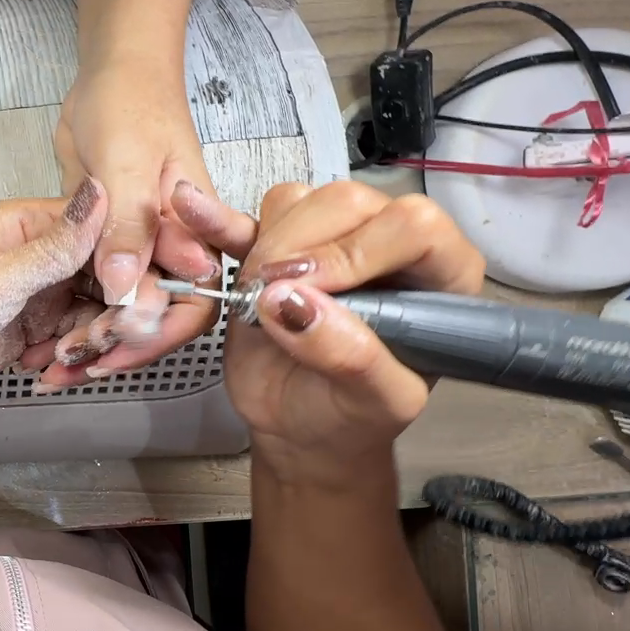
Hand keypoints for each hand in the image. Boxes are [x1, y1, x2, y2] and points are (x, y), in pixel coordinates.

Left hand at [0, 178, 107, 411]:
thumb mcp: (0, 277)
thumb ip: (56, 244)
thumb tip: (99, 187)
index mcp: (25, 224)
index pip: (101, 228)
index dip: (127, 262)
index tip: (137, 294)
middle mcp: (38, 253)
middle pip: (106, 273)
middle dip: (113, 310)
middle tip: (105, 337)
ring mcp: (38, 292)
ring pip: (96, 309)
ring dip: (90, 337)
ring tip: (63, 356)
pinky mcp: (35, 327)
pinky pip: (76, 336)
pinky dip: (70, 355)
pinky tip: (45, 366)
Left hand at [48, 56, 223, 380]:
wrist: (107, 74)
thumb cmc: (128, 104)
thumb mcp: (120, 168)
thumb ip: (120, 227)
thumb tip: (126, 286)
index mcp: (182, 227)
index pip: (190, 295)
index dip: (156, 330)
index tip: (114, 348)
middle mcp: (156, 241)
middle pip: (144, 310)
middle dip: (111, 342)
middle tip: (68, 360)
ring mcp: (121, 246)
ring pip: (109, 309)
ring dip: (83, 340)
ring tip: (47, 367)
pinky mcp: (91, 249)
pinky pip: (82, 298)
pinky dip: (63, 324)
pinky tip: (36, 347)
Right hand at [163, 180, 486, 470]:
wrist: (300, 428)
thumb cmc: (350, 417)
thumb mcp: (374, 402)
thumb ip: (349, 355)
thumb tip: (289, 300)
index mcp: (437, 274)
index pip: (410, 226)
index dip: (352, 253)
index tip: (306, 295)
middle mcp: (384, 246)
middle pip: (345, 203)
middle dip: (297, 248)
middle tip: (268, 299)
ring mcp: (324, 243)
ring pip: (296, 203)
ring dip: (263, 244)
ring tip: (251, 296)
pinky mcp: (270, 251)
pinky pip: (247, 218)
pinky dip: (217, 218)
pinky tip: (192, 211)